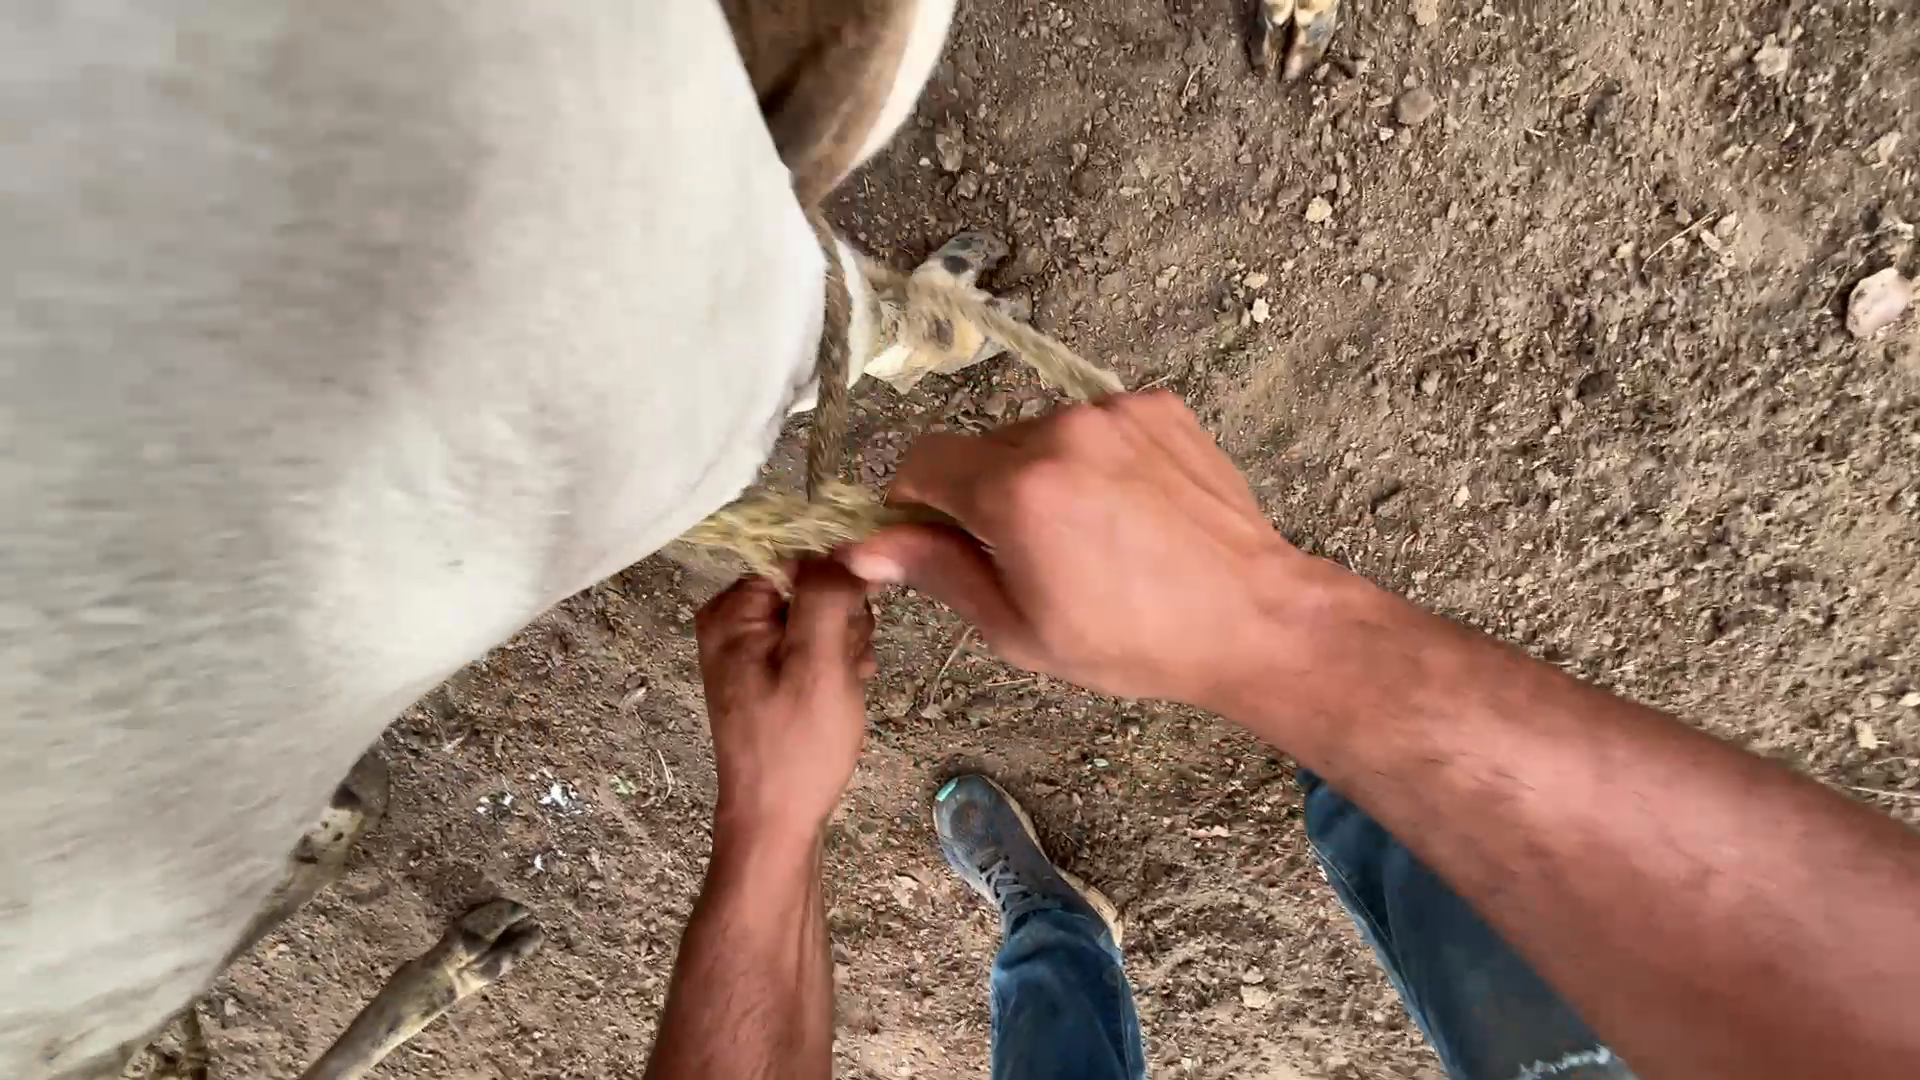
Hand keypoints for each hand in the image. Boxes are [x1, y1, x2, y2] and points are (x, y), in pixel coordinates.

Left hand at [695, 560, 876, 843]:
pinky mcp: (768, 671)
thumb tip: (847, 548)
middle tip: (844, 663)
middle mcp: (734, 620)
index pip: (802, 558)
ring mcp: (750, 647)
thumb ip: (828, 594)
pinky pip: (816, 641)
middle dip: (844, 619)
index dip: (841, 582)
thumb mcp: (818, 661)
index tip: (859, 620)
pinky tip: (844, 688)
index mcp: (733, 609)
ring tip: (845, 682)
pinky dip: (837, 661)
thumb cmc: (797, 743)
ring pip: (822, 614)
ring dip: (847, 643)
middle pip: (813, 585)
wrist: (777, 821)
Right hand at [841, 392, 1348, 711]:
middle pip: (978, 448)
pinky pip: (1088, 423)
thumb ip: (937, 572)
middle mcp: (1060, 430)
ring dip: (1034, 473)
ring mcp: (1113, 410)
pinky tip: (1122, 504)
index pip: (920, 460)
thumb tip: (864, 548)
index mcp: (1017, 490)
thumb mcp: (1018, 628)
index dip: (914, 501)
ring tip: (1084, 530)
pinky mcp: (1154, 404)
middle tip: (1025, 551)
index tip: (937, 535)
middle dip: (980, 494)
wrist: (1253, 617)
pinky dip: (1086, 457)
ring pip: (1033, 433)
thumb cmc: (1130, 641)